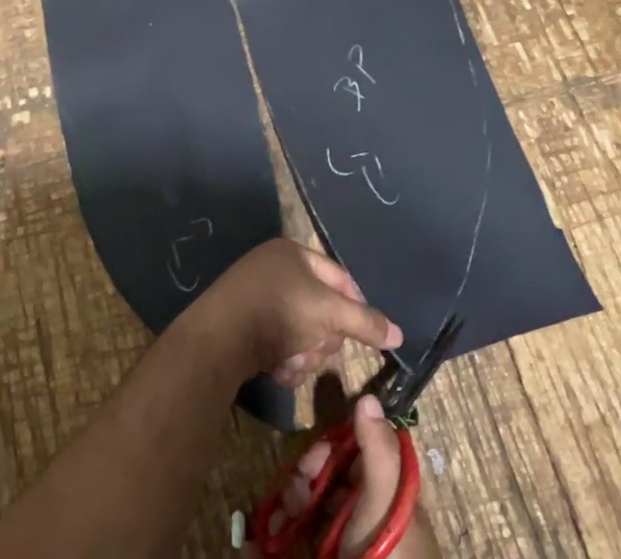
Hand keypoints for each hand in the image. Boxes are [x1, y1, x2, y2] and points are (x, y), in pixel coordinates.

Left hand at [182, 239, 402, 384]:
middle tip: (315, 345)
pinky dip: (283, 361)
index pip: (340, 277)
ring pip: (303, 334)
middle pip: (323, 310)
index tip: (369, 332)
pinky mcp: (246, 328)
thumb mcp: (331, 313)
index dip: (357, 305)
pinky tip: (276, 367)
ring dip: (304, 354)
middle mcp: (274, 272)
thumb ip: (367, 322)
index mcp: (292, 253)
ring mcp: (257, 300)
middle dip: (322, 337)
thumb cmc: (280, 312)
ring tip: (291, 360)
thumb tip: (399, 335)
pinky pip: (280, 345)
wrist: (220, 339)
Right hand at [256, 395, 442, 558]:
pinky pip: (306, 529)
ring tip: (280, 519)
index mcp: (388, 489)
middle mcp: (370, 509)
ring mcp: (349, 535)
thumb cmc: (387, 551)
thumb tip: (369, 397)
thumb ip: (377, 451)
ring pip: (314, 502)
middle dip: (304, 479)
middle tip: (292, 496)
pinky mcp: (332, 553)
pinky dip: (288, 524)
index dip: (327, 451)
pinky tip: (276, 530)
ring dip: (291, 502)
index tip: (308, 462)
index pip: (353, 452)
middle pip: (330, 477)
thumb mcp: (384, 499)